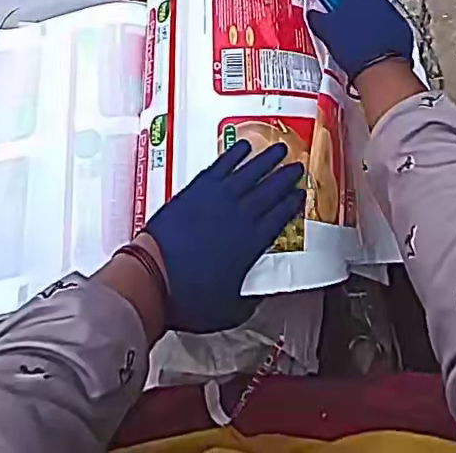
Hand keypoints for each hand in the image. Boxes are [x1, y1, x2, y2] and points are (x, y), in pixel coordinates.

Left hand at [144, 139, 304, 331]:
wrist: (154, 276)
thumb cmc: (189, 298)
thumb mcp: (229, 309)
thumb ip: (249, 300)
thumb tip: (258, 295)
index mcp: (251, 243)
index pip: (279, 218)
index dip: (292, 204)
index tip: (301, 194)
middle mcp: (240, 215)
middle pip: (270, 191)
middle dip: (286, 178)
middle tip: (298, 167)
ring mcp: (220, 197)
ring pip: (250, 172)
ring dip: (267, 159)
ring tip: (280, 148)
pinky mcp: (199, 187)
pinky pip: (222, 165)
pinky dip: (235, 154)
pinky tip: (244, 146)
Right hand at [306, 0, 411, 79]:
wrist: (381, 68)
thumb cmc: (355, 48)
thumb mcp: (327, 31)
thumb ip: (318, 17)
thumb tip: (313, 14)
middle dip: (350, 4)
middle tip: (339, 18)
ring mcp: (391, 13)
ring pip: (375, 9)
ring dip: (365, 17)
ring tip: (354, 35)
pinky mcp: (402, 29)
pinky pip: (388, 24)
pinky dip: (380, 30)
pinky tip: (370, 43)